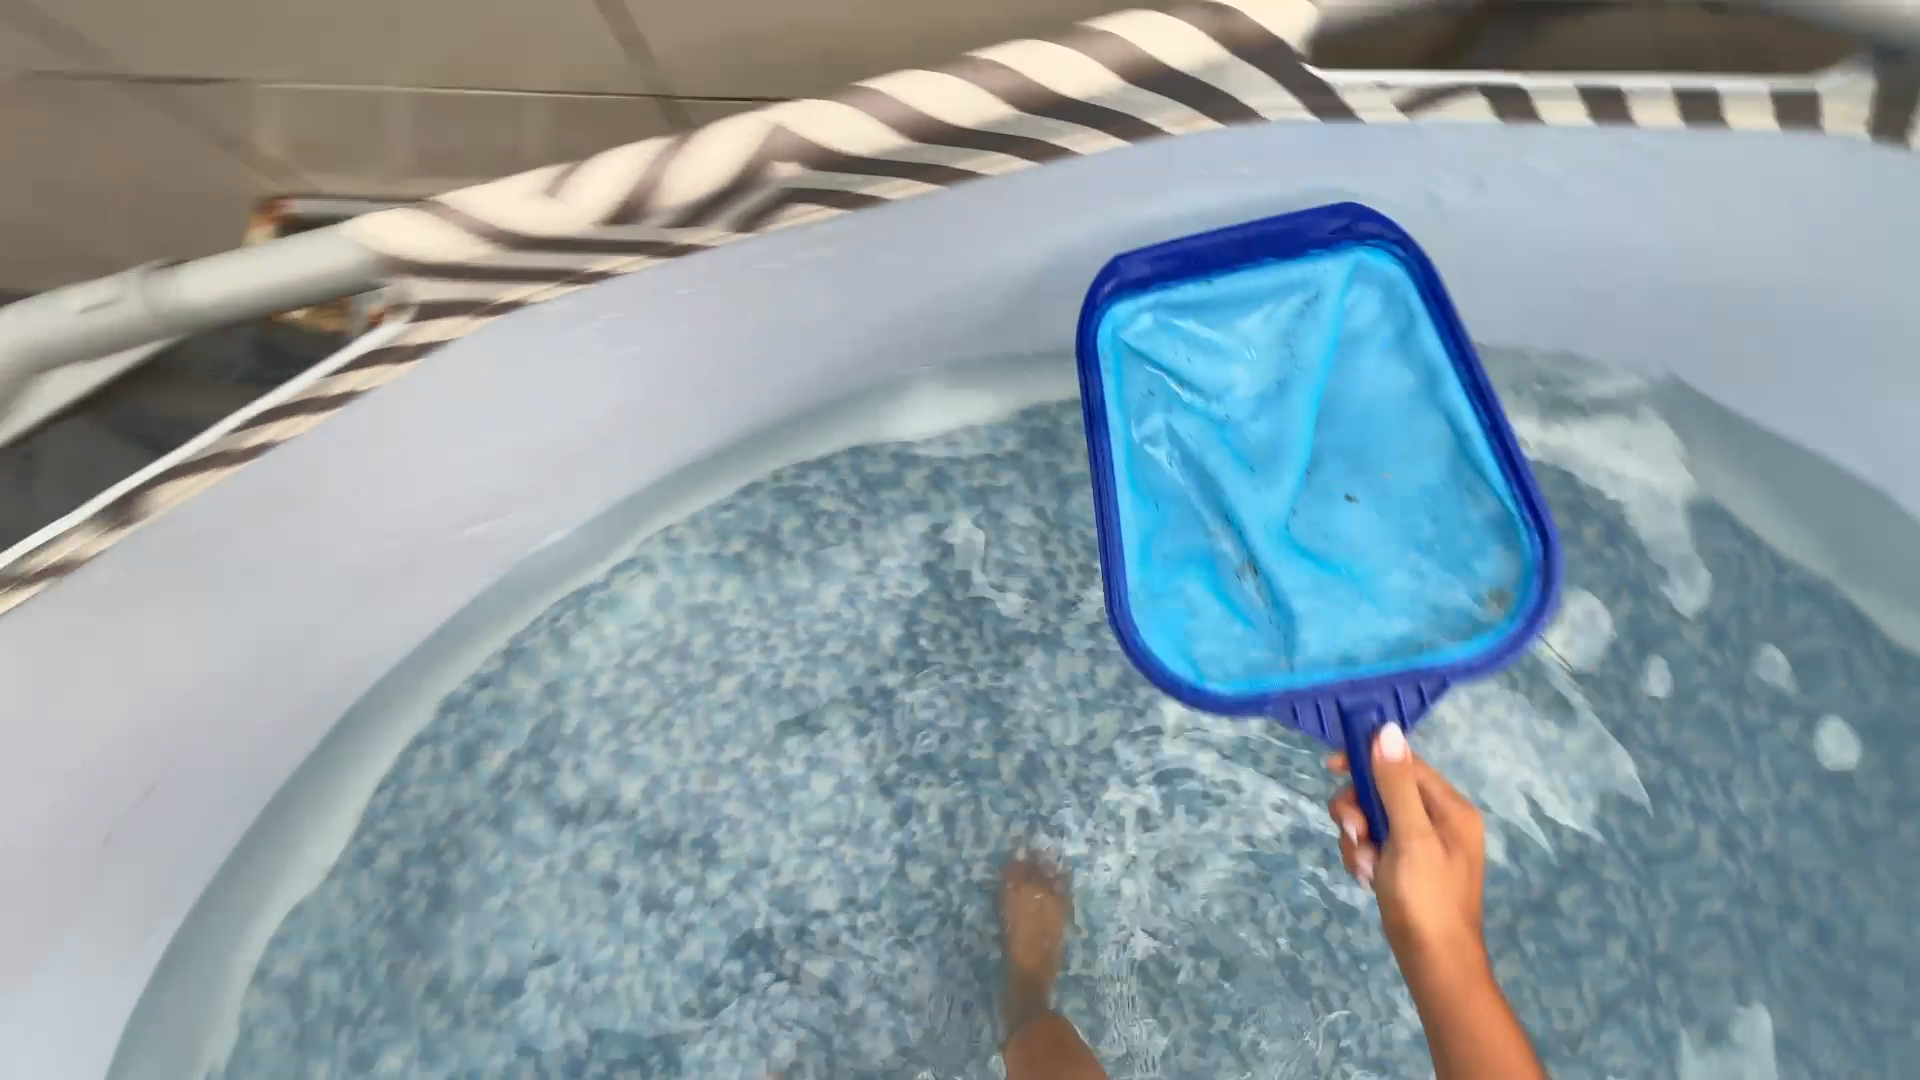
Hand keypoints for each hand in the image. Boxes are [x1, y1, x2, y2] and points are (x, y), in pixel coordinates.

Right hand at [1326, 723, 1487, 979]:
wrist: (1432, 962)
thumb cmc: (1426, 897)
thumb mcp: (1410, 836)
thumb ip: (1394, 783)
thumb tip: (1386, 729)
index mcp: (1449, 808)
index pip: (1403, 763)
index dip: (1366, 760)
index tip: (1332, 767)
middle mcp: (1437, 820)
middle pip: (1379, 789)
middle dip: (1357, 810)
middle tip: (1354, 833)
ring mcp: (1419, 842)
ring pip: (1369, 816)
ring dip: (1355, 837)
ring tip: (1363, 864)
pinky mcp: (1402, 861)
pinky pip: (1369, 840)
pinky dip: (1360, 854)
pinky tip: (1366, 876)